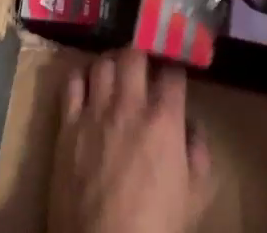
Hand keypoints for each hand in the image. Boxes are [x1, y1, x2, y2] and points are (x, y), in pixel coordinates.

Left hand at [48, 49, 213, 232]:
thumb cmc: (156, 226)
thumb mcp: (195, 196)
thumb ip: (199, 154)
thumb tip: (192, 127)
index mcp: (165, 120)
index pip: (173, 72)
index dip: (176, 64)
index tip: (176, 66)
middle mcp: (129, 105)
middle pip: (134, 54)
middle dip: (142, 52)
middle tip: (145, 62)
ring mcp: (95, 112)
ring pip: (102, 63)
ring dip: (112, 62)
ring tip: (117, 70)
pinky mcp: (67, 126)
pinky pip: (71, 83)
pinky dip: (81, 76)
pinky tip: (87, 83)